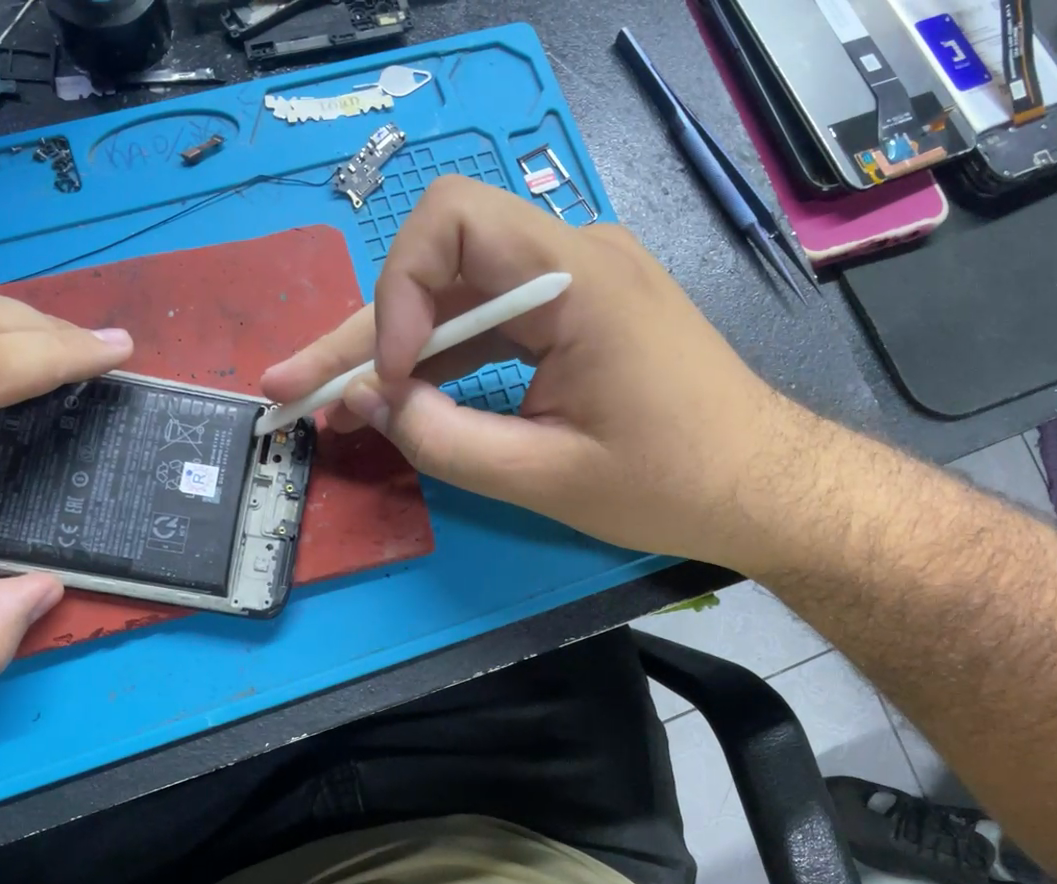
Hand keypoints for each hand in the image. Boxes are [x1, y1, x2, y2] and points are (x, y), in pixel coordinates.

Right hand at [260, 176, 804, 568]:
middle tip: (291, 387)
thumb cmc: (672, 484)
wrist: (766, 488)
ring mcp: (572, 283)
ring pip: (452, 300)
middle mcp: (569, 257)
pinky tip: (392, 400)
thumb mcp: (544, 476)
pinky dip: (437, 363)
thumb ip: (441, 440)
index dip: (395, 292)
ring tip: (324, 403)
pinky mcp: (571, 315)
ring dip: (389, 352)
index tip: (388, 375)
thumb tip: (365, 403)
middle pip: (435, 268)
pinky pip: (486, 325)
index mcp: (573, 277)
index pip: (449, 222)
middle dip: (359, 333)